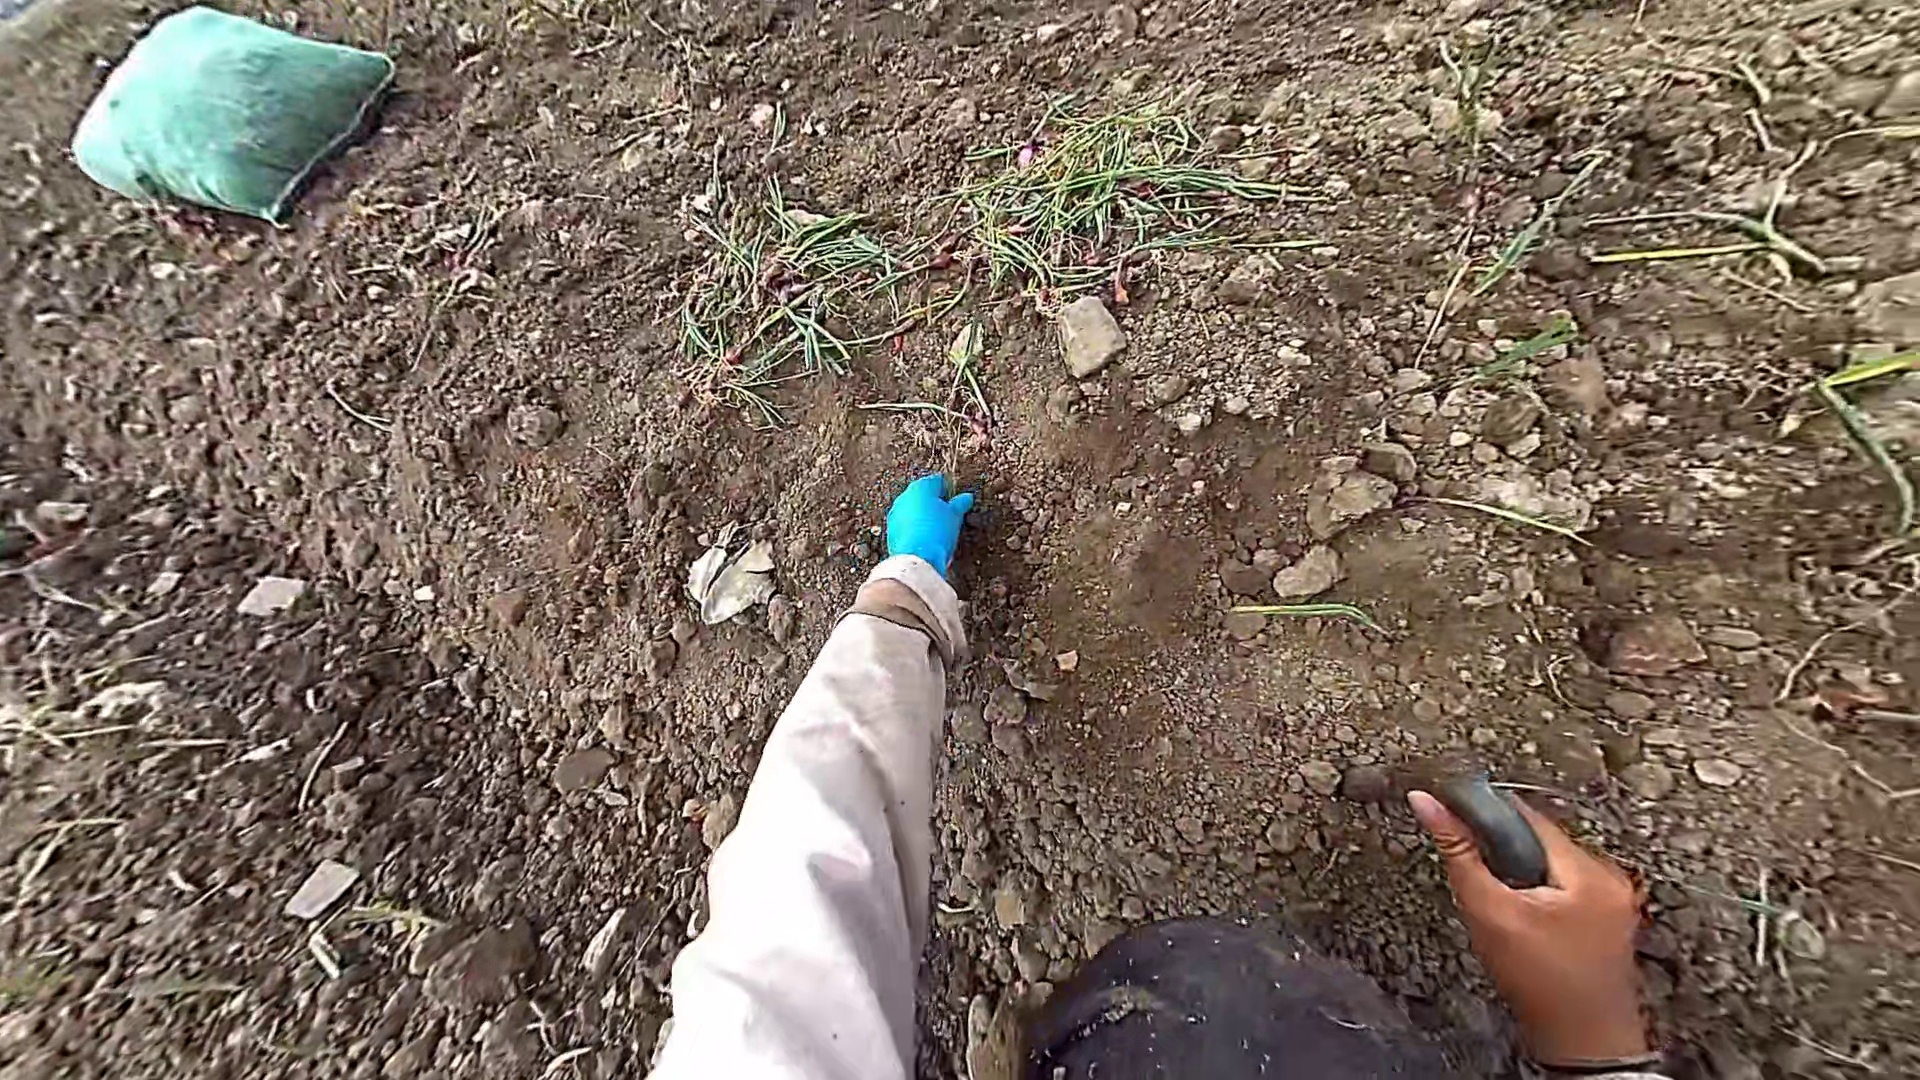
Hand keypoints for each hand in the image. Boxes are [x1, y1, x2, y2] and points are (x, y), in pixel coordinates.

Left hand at [885, 474, 974, 577]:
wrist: (916, 559)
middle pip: (923, 496)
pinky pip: (906, 526)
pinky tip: (926, 541)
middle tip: (949, 517)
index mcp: (921, 487)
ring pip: (913, 511)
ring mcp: (895, 514)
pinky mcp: (891, 531)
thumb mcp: (955, 516)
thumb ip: (960, 504)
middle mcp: (904, 497)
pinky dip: (915, 530)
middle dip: (935, 504)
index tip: (956, 501)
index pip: (938, 481)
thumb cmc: (936, 533)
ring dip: (924, 518)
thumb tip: (966, 497)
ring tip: (938, 532)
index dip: (949, 491)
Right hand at [1408, 791, 1647, 1067]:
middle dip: (1494, 839)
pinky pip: (1552, 873)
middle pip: (1532, 832)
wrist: (1581, 1040)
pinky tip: (1509, 897)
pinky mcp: (1600, 909)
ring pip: (1539, 853)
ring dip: (1508, 858)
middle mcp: (1608, 878)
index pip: (1523, 813)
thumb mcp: (1485, 905)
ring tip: (1489, 883)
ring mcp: (1608, 896)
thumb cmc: (1538, 979)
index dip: (1480, 808)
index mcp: (1589, 873)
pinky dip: (1524, 875)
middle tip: (1467, 856)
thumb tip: (1425, 801)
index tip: (1446, 806)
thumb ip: (1455, 847)